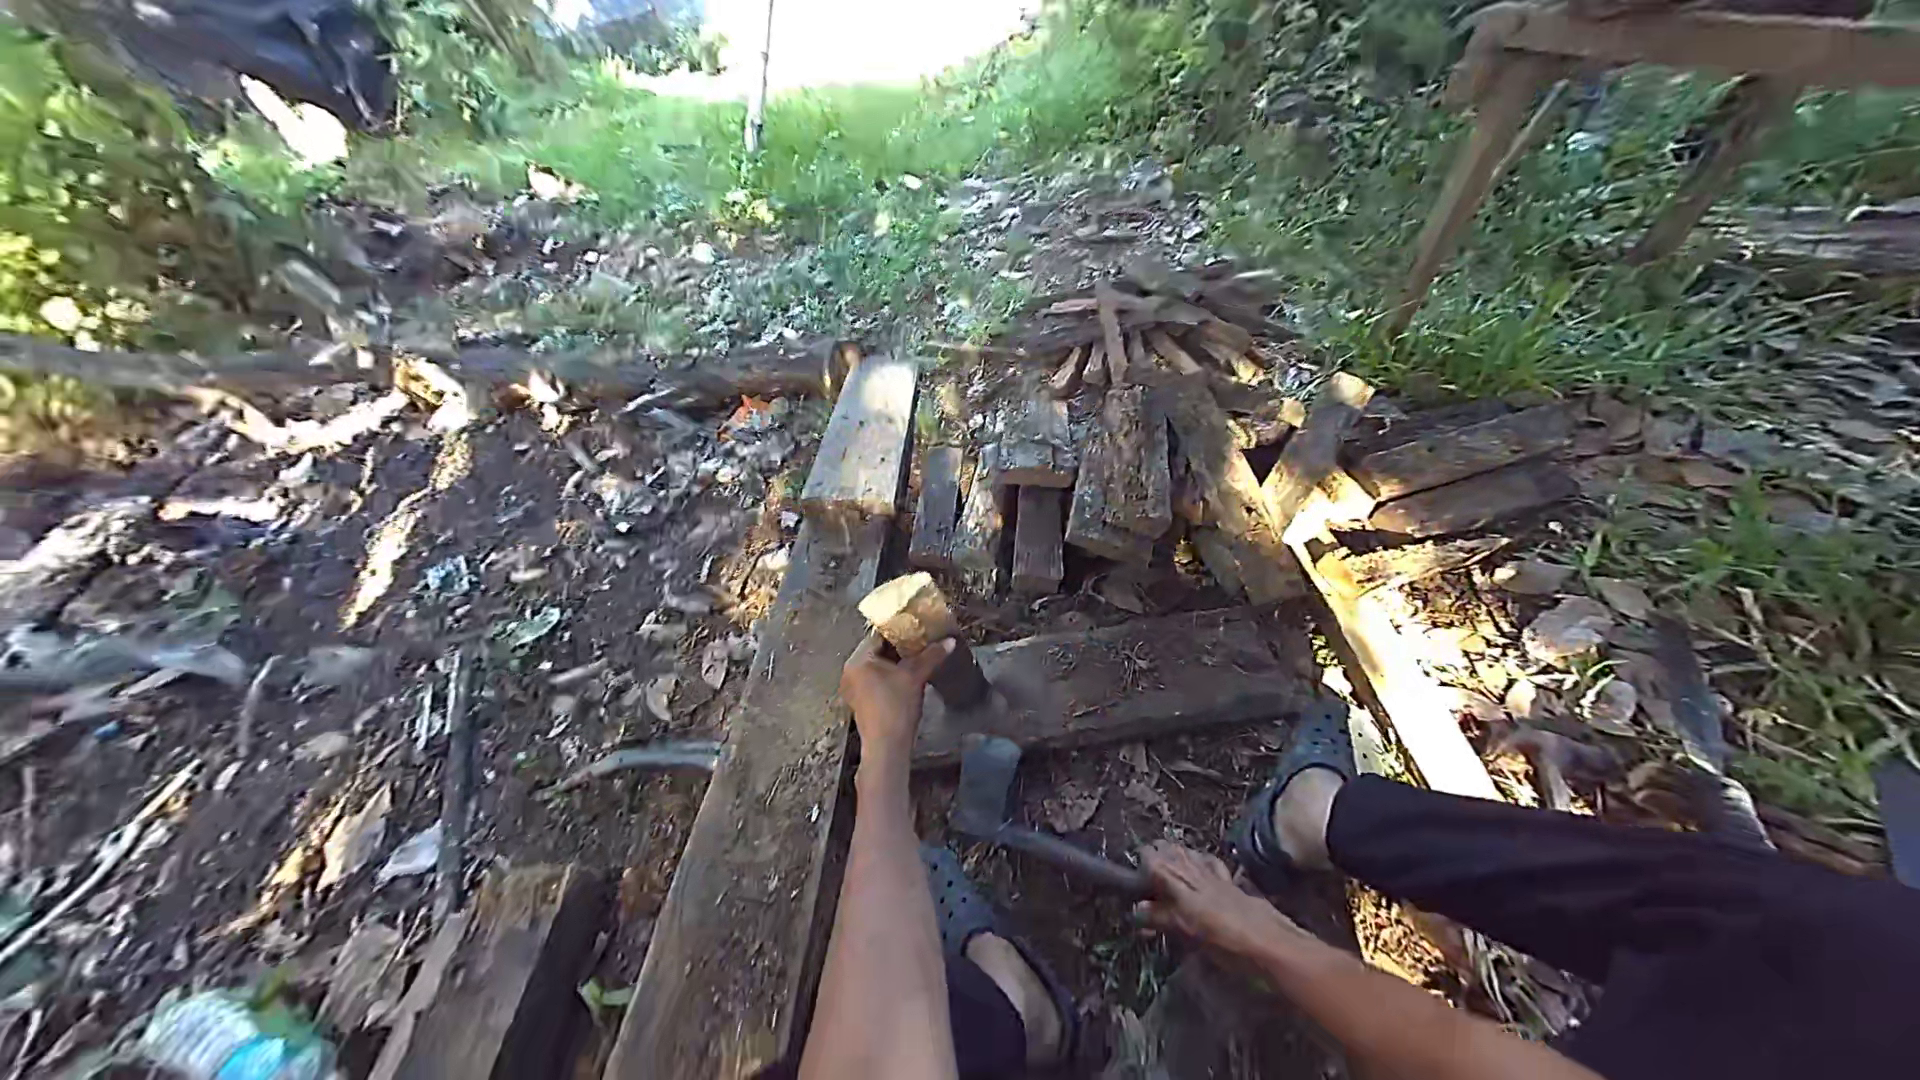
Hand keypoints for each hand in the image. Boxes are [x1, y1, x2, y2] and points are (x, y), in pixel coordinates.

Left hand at [841, 633, 954, 761]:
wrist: (887, 747)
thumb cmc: (896, 707)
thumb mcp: (915, 676)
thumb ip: (931, 655)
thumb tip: (949, 640)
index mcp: (858, 660)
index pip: (878, 635)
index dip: (899, 629)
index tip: (917, 627)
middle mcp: (851, 671)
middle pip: (878, 650)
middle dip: (900, 646)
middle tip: (921, 641)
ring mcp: (854, 687)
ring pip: (878, 665)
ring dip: (897, 661)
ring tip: (919, 656)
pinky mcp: (861, 700)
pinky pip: (877, 679)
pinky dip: (891, 675)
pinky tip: (909, 676)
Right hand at [1137, 842, 1304, 957]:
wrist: (1271, 943)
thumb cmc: (1225, 941)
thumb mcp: (1187, 932)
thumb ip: (1161, 917)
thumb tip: (1136, 910)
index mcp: (1180, 881)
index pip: (1152, 858)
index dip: (1140, 863)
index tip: (1134, 878)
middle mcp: (1194, 871)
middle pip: (1168, 850)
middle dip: (1154, 855)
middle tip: (1145, 874)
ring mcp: (1213, 874)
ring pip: (1187, 852)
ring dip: (1174, 855)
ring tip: (1165, 865)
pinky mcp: (1230, 882)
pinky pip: (1210, 862)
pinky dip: (1199, 860)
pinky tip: (1198, 865)